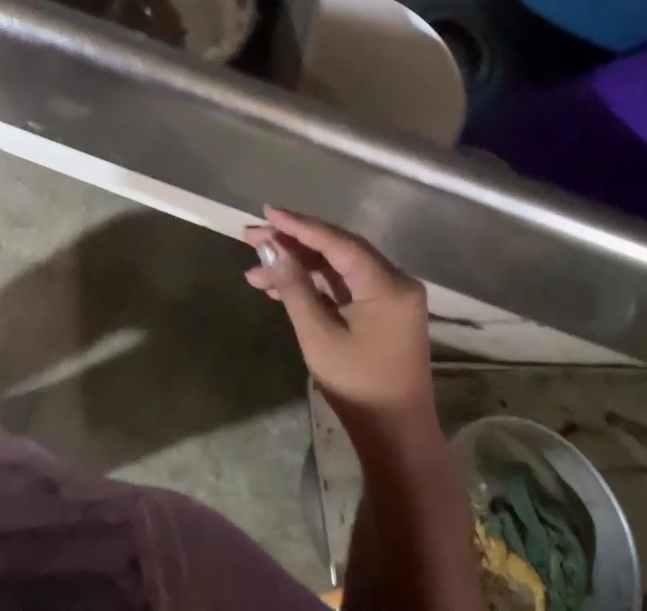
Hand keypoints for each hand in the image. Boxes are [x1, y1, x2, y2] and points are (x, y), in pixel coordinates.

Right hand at [244, 206, 432, 427]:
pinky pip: (343, 286)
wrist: (396, 434)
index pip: (336, 242)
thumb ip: (294, 285)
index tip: (265, 212)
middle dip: (292, 243)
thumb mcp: (317, 334)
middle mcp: (394, 282)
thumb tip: (270, 248)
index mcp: (387, 284)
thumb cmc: (357, 384)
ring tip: (255, 271)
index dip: (298, 225)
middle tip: (250, 238)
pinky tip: (278, 287)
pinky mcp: (382, 313)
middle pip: (336, 249)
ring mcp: (390, 298)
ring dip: (297, 266)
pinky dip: (312, 284)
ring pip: (336, 268)